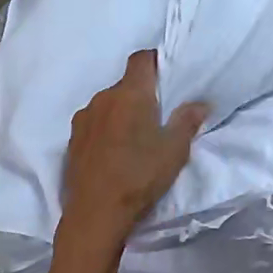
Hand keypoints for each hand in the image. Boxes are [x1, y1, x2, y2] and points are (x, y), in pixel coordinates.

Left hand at [58, 50, 206, 262]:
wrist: (95, 212)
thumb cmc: (140, 176)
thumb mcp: (174, 151)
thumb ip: (187, 122)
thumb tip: (200, 103)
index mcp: (129, 94)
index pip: (140, 60)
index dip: (154, 62)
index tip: (166, 75)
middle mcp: (103, 98)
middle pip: (124, 85)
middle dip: (140, 94)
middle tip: (157, 116)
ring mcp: (83, 118)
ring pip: (107, 105)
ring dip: (120, 113)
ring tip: (134, 139)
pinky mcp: (72, 139)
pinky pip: (93, 124)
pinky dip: (105, 130)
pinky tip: (113, 152)